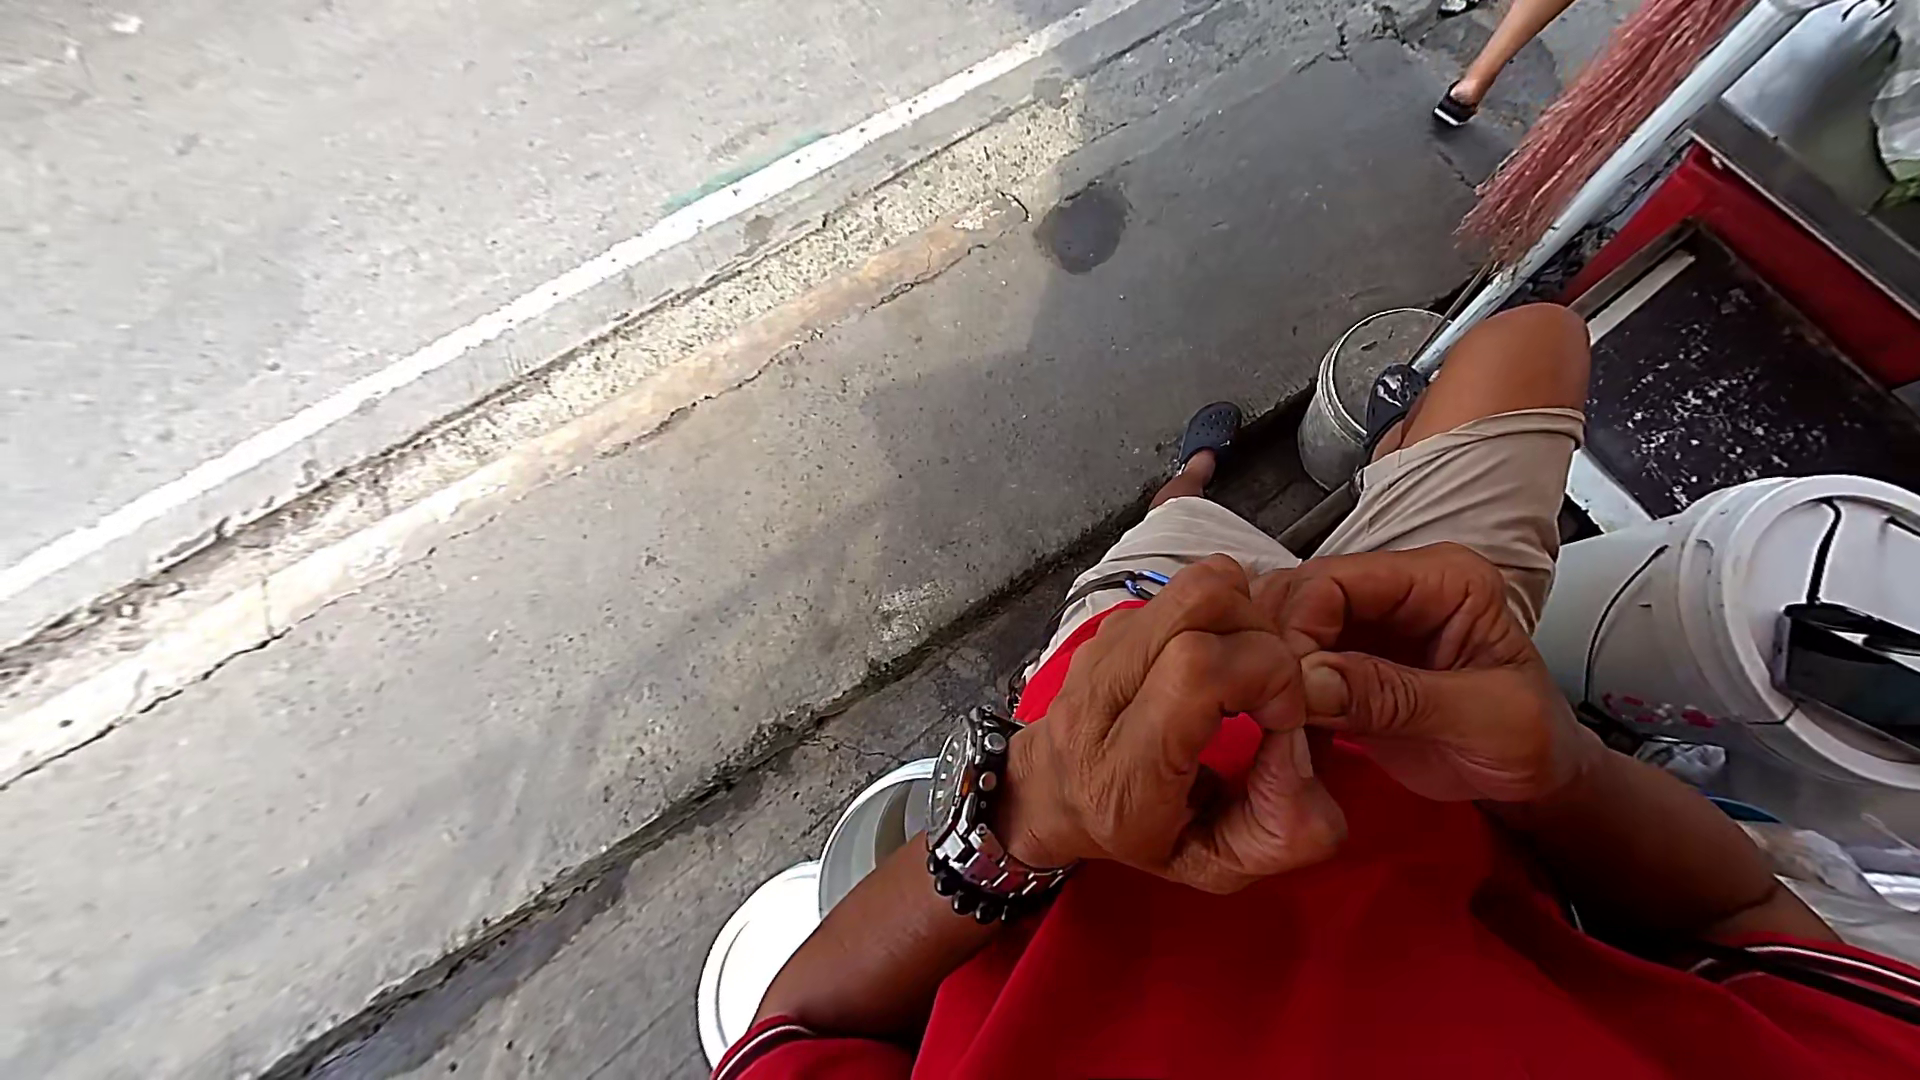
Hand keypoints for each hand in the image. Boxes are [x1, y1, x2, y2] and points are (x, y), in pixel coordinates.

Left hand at [997, 555, 1346, 893]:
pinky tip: (1214, 657)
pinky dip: (1217, 613)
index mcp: (1124, 767)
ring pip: (1191, 584)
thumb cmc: (1134, 833)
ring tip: (1242, 667)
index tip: (1279, 716)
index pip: (1194, 668)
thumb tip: (1296, 740)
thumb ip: (1281, 829)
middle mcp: (1102, 692)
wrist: (1051, 791)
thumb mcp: (1214, 864)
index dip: (1263, 674)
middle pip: (1197, 604)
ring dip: (1242, 616)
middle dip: (1260, 634)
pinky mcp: (1108, 626)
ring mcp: (1100, 647)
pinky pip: (1180, 591)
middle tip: (1265, 685)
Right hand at [1251, 543, 1599, 802]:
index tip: (1289, 687)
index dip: (1298, 627)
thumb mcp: (1485, 724)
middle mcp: (1385, 586)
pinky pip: (1276, 650)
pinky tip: (1267, 710)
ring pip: (1273, 617)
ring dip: (1262, 661)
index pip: (1333, 580)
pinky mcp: (1329, 648)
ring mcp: (1353, 616)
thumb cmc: (1528, 746)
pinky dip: (1264, 678)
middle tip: (1266, 700)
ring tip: (1266, 708)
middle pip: (1292, 592)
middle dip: (1271, 645)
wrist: (1524, 780)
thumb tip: (1308, 681)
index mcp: (1440, 579)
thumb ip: (1397, 697)